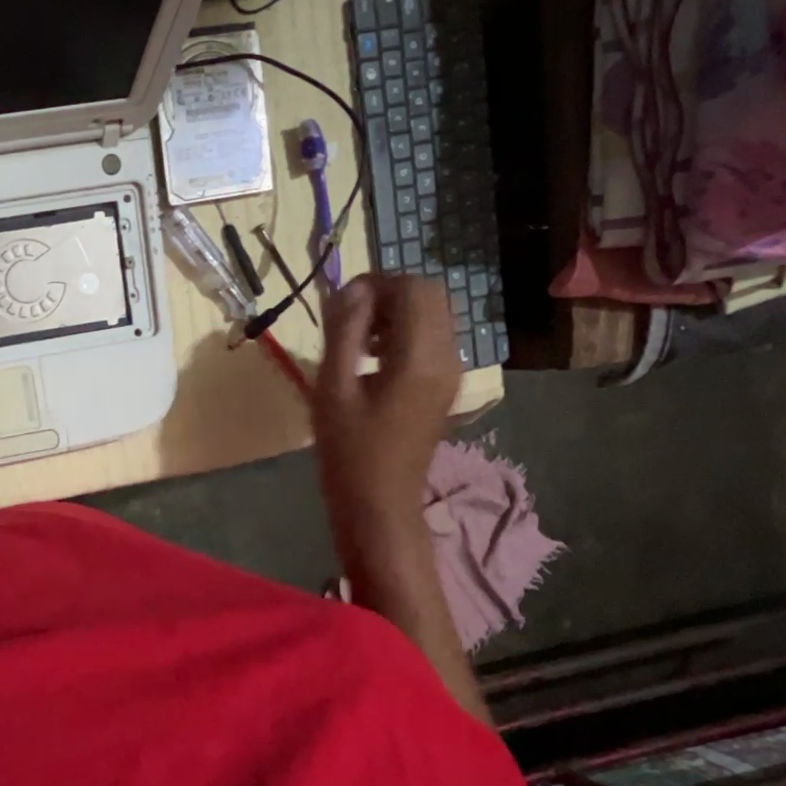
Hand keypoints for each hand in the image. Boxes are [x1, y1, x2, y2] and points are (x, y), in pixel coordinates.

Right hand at [314, 274, 460, 532]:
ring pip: (433, 315)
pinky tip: (373, 361)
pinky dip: (404, 334)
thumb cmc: (348, 451)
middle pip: (430, 295)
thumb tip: (352, 288)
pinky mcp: (445, 385)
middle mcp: (447, 357)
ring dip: (396, 314)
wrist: (379, 503)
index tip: (341, 303)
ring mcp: (451, 372)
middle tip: (349, 319)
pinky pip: (432, 339)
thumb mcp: (333, 388)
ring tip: (358, 342)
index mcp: (420, 357)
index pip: (413, 289)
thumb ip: (343, 332)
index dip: (376, 283)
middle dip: (388, 295)